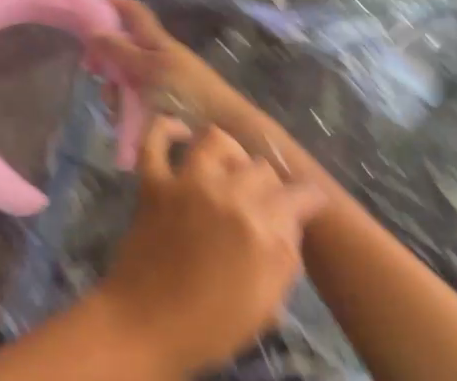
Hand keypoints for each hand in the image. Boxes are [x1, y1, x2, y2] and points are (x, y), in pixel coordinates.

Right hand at [91, 0, 253, 131]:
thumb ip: (120, 51)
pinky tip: (126, 126)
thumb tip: (93, 30)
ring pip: (124, 80)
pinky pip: (133, 104)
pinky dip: (126, 112)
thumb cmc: (189, 94)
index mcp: (156, 40)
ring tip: (118, 111)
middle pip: (121, 49)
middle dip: (105, 61)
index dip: (112, 6)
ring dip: (114, 92)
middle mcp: (156, 57)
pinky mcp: (161, 109)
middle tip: (93, 72)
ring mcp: (159, 83)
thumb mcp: (149, 69)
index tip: (86, 14)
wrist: (227, 130)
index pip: (132, 11)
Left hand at [95, 117, 329, 375]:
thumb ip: (284, 258)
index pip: (298, 197)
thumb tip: (288, 224)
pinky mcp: (153, 183)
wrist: (146, 325)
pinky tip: (179, 134)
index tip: (310, 202)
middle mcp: (228, 196)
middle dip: (269, 184)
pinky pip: (154, 141)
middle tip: (264, 200)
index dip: (308, 199)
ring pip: (216, 141)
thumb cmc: (210, 326)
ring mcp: (187, 184)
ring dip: (229, 153)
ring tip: (229, 169)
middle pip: (260, 168)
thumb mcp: (266, 302)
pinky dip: (166, 130)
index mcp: (262, 230)